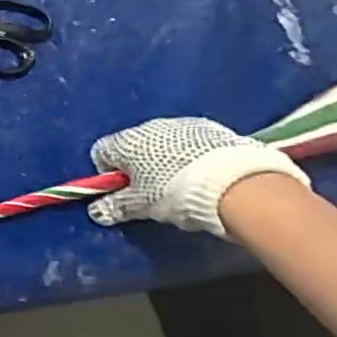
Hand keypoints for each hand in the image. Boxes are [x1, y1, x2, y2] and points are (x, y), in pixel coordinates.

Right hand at [87, 118, 309, 237]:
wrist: (240, 185)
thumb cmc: (174, 192)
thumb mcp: (140, 206)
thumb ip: (114, 206)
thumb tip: (96, 211)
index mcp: (126, 142)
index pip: (102, 152)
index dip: (108, 173)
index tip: (123, 189)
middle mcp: (151, 126)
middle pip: (134, 145)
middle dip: (138, 164)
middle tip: (152, 188)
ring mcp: (186, 124)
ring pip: (164, 142)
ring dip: (166, 158)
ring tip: (183, 181)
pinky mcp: (217, 128)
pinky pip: (194, 142)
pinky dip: (193, 155)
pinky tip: (205, 173)